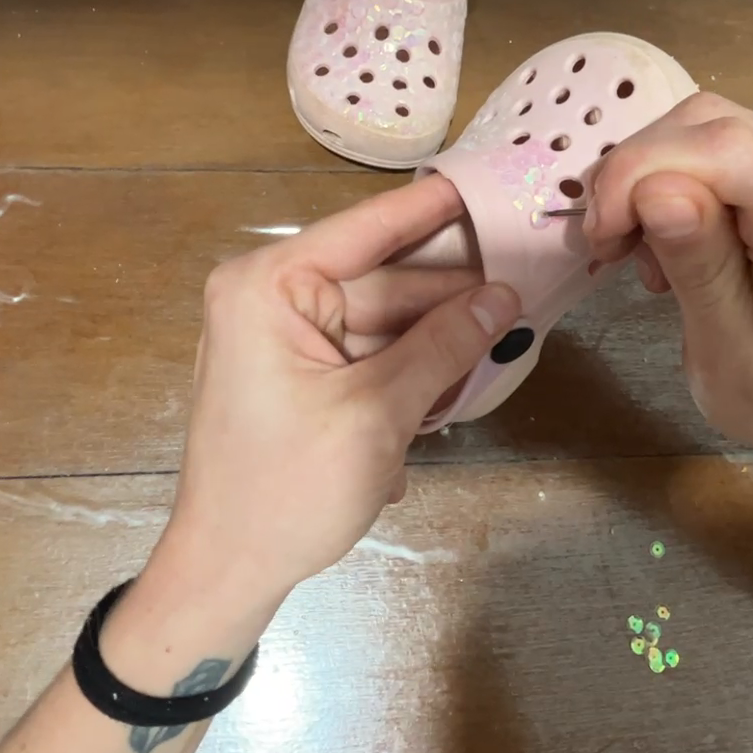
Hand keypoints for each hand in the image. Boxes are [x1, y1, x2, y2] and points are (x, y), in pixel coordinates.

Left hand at [152, 175, 520, 611]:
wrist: (228, 571)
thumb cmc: (289, 488)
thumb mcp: (377, 412)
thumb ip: (443, 345)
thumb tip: (505, 296)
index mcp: (269, 286)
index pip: (364, 230)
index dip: (429, 208)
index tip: (482, 180)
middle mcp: (273, 297)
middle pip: (383, 281)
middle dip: (449, 292)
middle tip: (524, 275)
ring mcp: (288, 337)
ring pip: (384, 321)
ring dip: (436, 340)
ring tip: (505, 330)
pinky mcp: (303, 372)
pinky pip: (370, 353)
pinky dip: (410, 369)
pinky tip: (453, 384)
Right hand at [584, 93, 752, 528]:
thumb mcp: (729, 368)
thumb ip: (701, 273)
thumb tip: (655, 190)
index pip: (729, 152)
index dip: (642, 171)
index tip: (601, 235)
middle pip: (717, 127)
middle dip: (638, 173)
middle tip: (610, 245)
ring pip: (718, 127)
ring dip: (656, 176)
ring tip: (646, 250)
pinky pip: (736, 146)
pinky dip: (685, 179)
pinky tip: (683, 236)